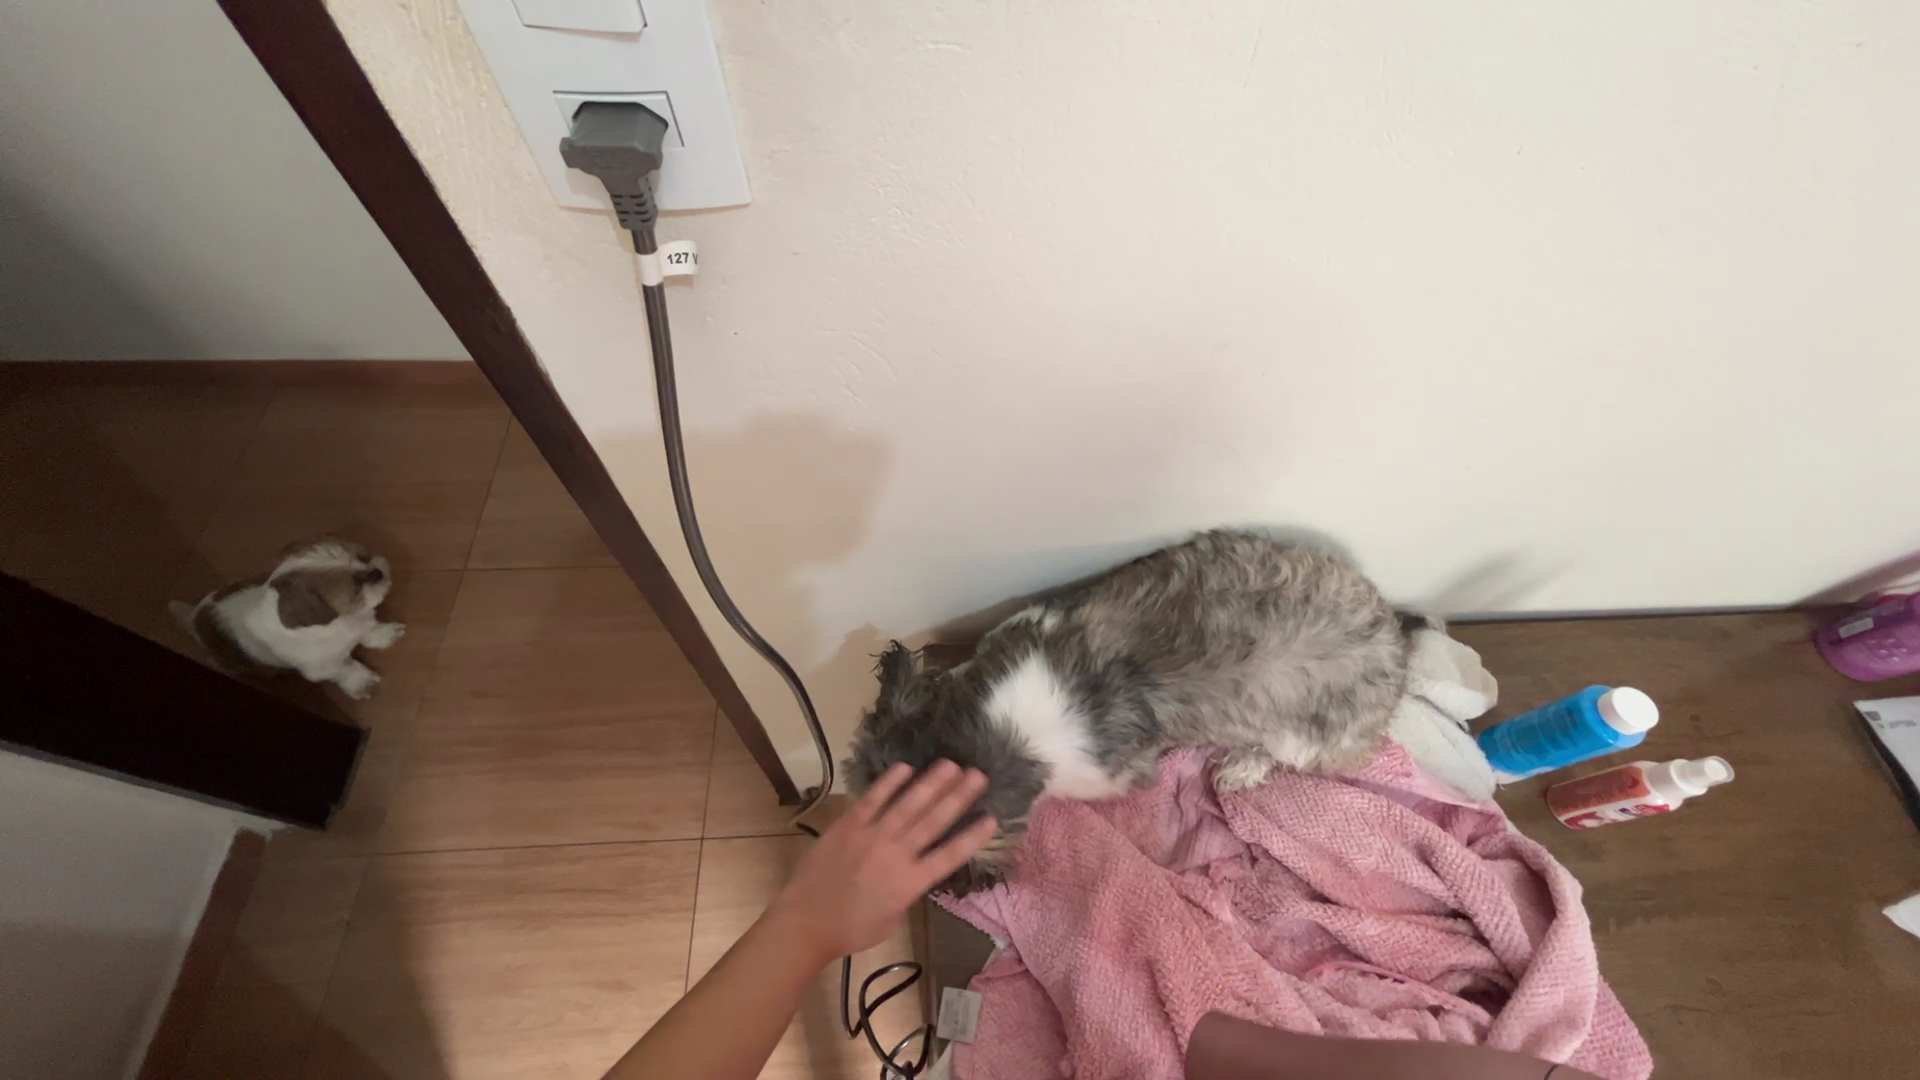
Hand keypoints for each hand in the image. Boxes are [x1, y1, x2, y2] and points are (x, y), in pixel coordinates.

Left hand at [767, 761, 995, 961]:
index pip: (949, 856)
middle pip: (933, 821)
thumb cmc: (851, 929)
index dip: (972, 836)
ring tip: (951, 764)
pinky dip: (889, 782)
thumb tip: (916, 868)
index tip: (992, 817)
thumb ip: (908, 891)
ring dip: (931, 783)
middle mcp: (896, 854)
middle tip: (979, 775)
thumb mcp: (891, 919)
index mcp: (909, 883)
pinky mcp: (849, 825)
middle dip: (959, 796)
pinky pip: (873, 799)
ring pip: (908, 804)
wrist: (806, 922)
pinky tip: (906, 767)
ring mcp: (872, 836)